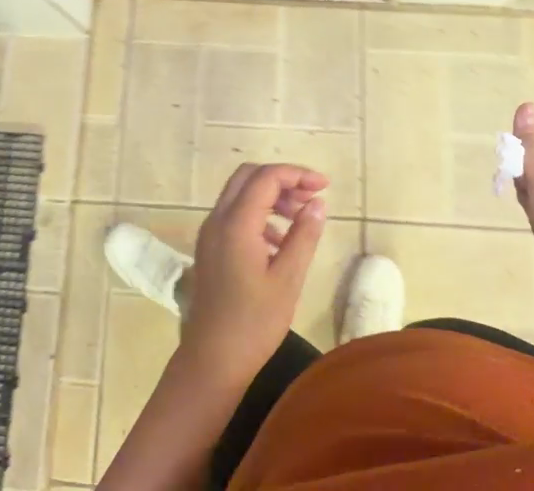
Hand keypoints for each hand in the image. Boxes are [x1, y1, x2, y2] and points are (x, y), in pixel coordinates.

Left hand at [179, 164, 328, 383]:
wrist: (213, 359)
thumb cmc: (254, 322)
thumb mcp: (288, 278)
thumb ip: (303, 235)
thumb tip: (317, 203)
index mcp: (236, 223)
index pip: (266, 177)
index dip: (297, 174)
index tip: (324, 186)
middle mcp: (217, 220)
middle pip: (248, 177)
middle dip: (282, 180)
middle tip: (312, 198)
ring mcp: (209, 233)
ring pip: (239, 194)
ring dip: (270, 196)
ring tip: (301, 219)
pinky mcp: (209, 248)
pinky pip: (233, 215)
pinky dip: (258, 214)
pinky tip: (280, 241)